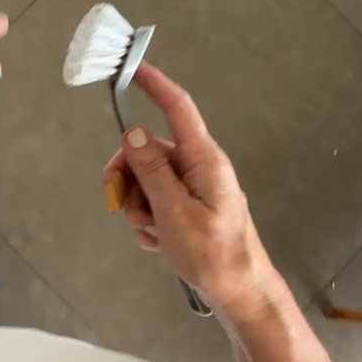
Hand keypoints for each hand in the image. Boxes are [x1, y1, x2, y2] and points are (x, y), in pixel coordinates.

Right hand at [100, 65, 286, 313]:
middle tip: (121, 207)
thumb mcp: (175, 212)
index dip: (156, 85)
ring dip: (136, 206)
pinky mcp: (188, 208)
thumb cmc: (214, 254)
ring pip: (146, 180)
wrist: (240, 294)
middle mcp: (198, 167)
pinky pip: (153, 202)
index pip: (178, 110)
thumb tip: (133, 133)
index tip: (133, 67)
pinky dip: (148, 221)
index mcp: (203, 160)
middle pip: (147, 152)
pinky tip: (158, 242)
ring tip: (150, 232)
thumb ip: (152, 171)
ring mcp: (193, 188)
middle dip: (128, 178)